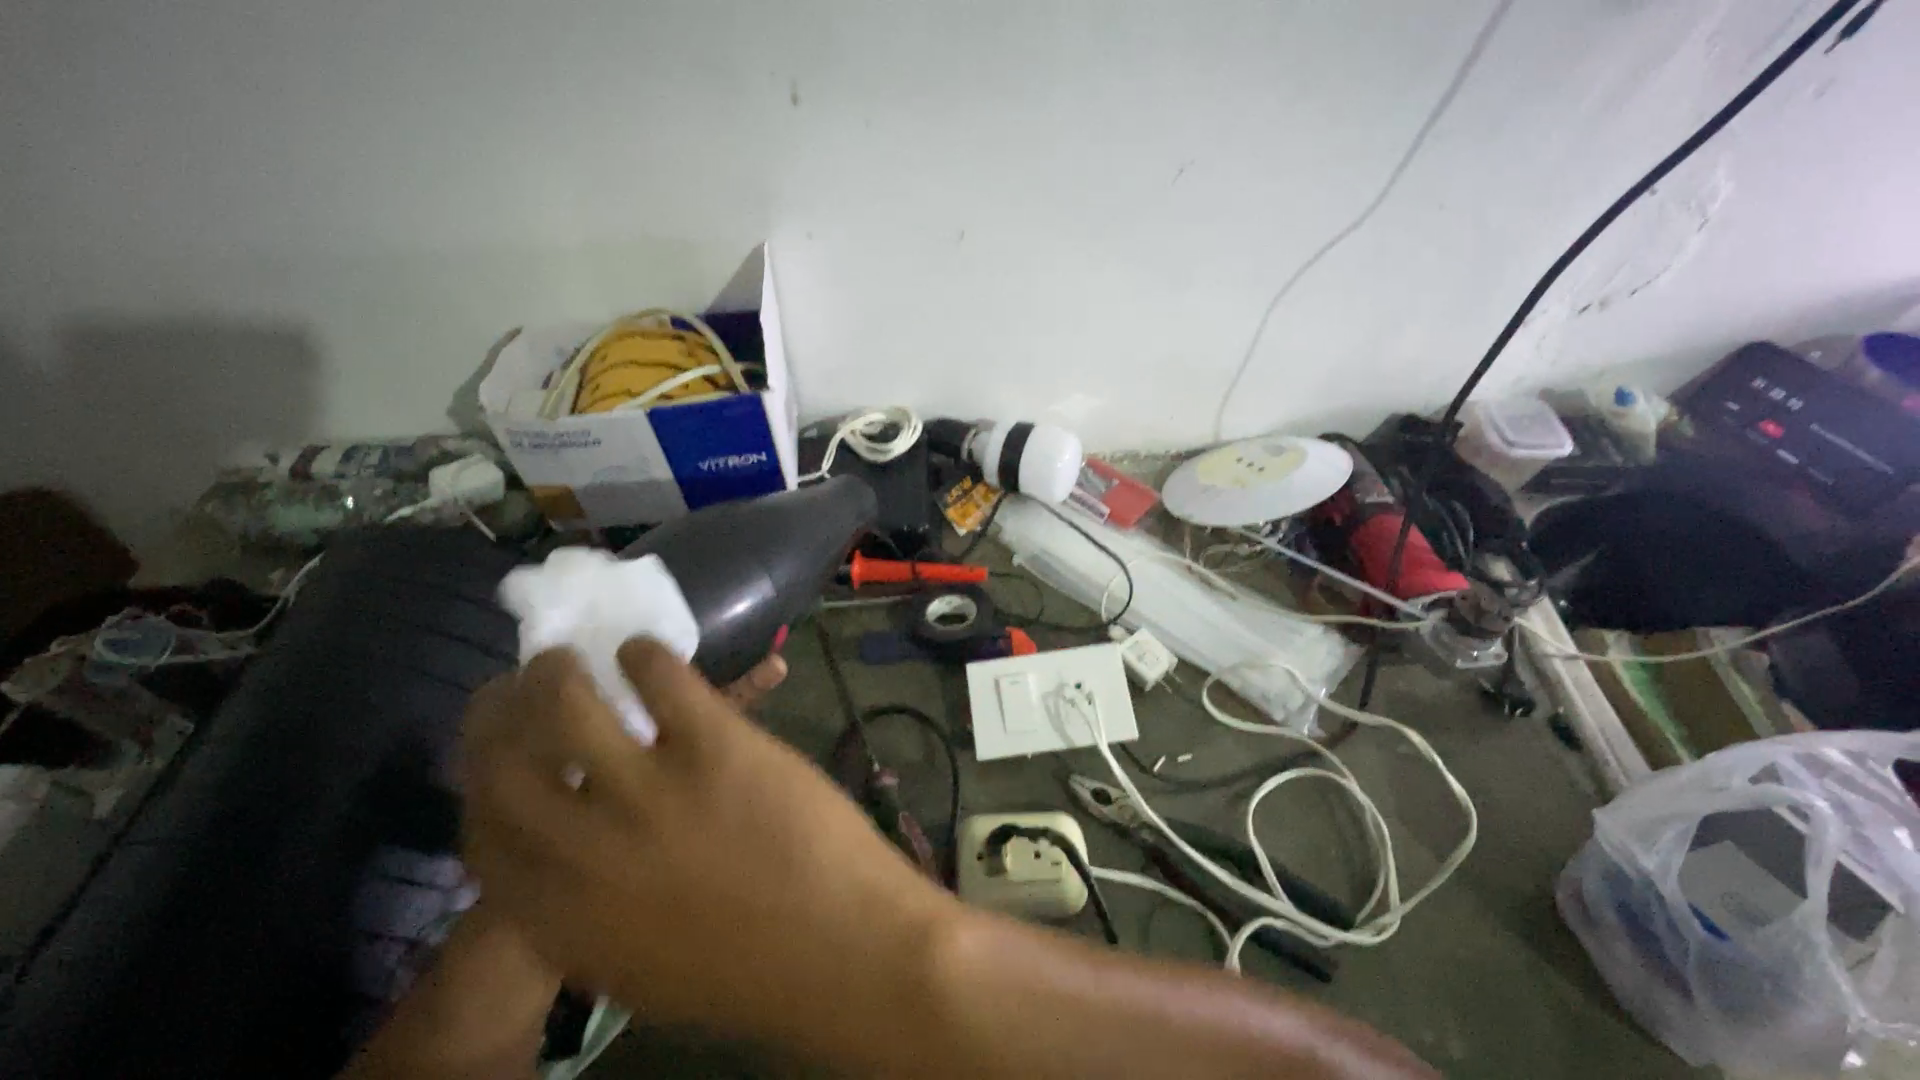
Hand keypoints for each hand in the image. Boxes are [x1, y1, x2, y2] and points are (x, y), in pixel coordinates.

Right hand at [458, 640, 951, 1050]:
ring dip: (557, 671)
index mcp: (557, 917)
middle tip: (515, 686)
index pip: (481, 832)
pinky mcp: (716, 745)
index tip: (495, 750)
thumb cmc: (748, 970)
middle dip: (496, 713)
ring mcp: (650, 791)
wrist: (845, 953)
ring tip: (569, 659)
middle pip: (504, 761)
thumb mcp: (637, 968)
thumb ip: (581, 916)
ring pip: (568, 704)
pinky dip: (644, 656)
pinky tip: (644, 654)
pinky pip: (660, 678)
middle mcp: (583, 850)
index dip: (479, 780)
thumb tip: (555, 861)